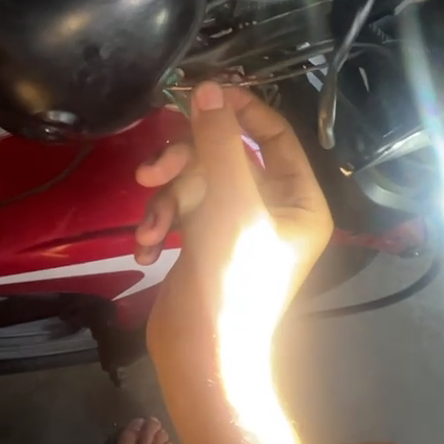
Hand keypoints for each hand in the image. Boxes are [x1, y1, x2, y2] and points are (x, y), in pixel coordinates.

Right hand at [135, 82, 333, 318]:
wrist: (201, 355)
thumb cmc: (232, 278)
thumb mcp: (230, 201)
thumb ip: (218, 142)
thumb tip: (207, 88)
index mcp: (298, 198)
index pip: (273, 134)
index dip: (238, 109)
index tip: (199, 94)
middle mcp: (272, 206)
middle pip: (223, 155)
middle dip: (183, 165)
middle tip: (150, 174)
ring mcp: (235, 223)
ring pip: (194, 180)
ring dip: (165, 200)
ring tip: (149, 229)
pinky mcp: (205, 239)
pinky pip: (181, 208)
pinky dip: (160, 221)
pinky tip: (145, 247)